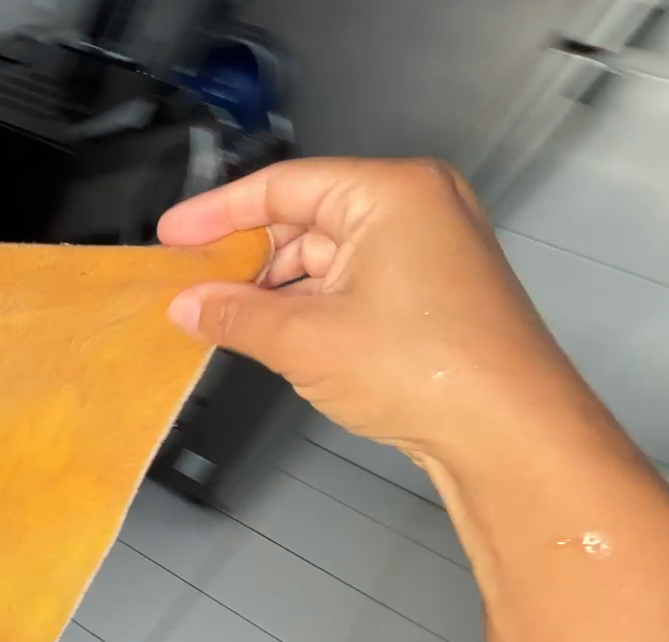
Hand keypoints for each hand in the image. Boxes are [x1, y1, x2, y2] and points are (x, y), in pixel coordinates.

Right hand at [157, 158, 602, 466]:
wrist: (500, 427)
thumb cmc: (416, 368)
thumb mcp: (300, 339)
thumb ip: (231, 315)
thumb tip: (183, 305)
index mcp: (389, 196)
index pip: (282, 187)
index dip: (216, 212)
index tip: (169, 235)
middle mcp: (409, 208)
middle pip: (298, 216)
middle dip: (238, 251)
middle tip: (183, 278)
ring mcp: (416, 247)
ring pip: (314, 252)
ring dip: (261, 282)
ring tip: (210, 310)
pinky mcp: (414, 286)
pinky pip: (335, 279)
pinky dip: (291, 300)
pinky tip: (253, 325)